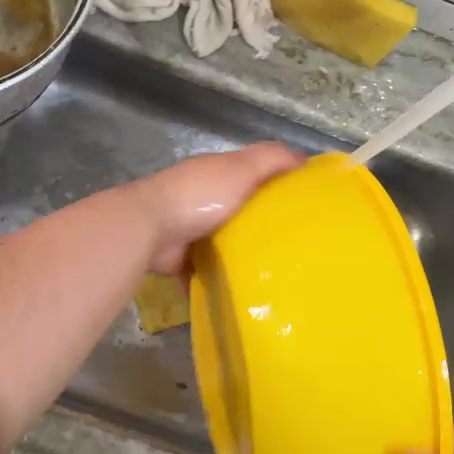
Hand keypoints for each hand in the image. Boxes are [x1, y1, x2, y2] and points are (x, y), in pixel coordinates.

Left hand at [127, 143, 300, 272]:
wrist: (150, 228)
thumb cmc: (200, 195)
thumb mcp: (241, 168)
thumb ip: (271, 159)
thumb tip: (304, 159)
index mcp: (216, 174)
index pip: (251, 175)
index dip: (275, 185)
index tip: (302, 205)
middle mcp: (201, 199)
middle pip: (237, 211)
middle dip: (258, 226)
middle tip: (292, 248)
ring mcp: (188, 229)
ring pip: (221, 243)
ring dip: (238, 257)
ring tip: (271, 275)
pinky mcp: (179, 258)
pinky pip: (202, 271)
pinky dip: (215, 281)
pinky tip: (238, 293)